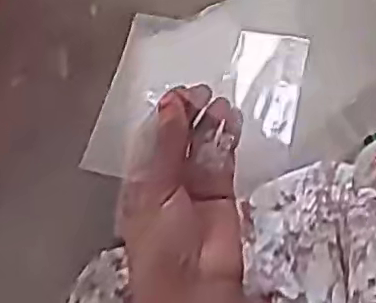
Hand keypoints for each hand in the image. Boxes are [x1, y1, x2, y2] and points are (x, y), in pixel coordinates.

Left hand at [119, 86, 245, 302]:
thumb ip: (168, 144)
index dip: (166, 114)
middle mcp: (168, 181)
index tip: (178, 93)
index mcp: (143, 182)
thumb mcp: (157, 190)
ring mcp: (196, 184)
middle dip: (191, 112)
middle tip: (202, 92)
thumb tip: (171, 104)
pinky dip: (230, 134)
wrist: (194, 285)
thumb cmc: (161, 247)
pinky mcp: (222, 188)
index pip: (154, 138)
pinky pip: (226, 154)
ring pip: (205, 141)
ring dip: (212, 120)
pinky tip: (232, 120)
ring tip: (220, 103)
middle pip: (181, 136)